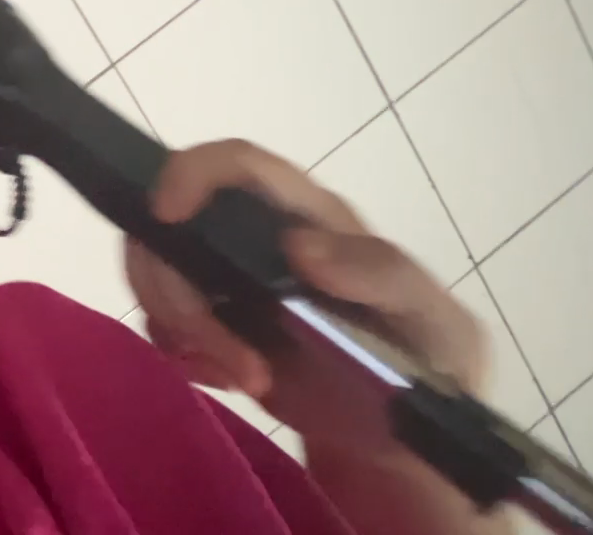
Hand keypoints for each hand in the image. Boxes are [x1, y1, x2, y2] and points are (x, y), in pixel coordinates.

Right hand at [126, 139, 485, 450]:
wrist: (398, 430)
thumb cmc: (423, 361)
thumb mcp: (438, 324)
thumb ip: (383, 274)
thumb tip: (299, 247)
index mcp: (304, 213)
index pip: (237, 162)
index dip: (190, 173)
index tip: (166, 215)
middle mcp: (249, 228)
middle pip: (172, 224)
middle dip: (177, 290)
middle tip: (229, 357)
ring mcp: (216, 267)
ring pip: (154, 268)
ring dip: (182, 327)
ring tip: (242, 378)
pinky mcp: (199, 308)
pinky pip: (155, 312)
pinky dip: (177, 346)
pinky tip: (222, 374)